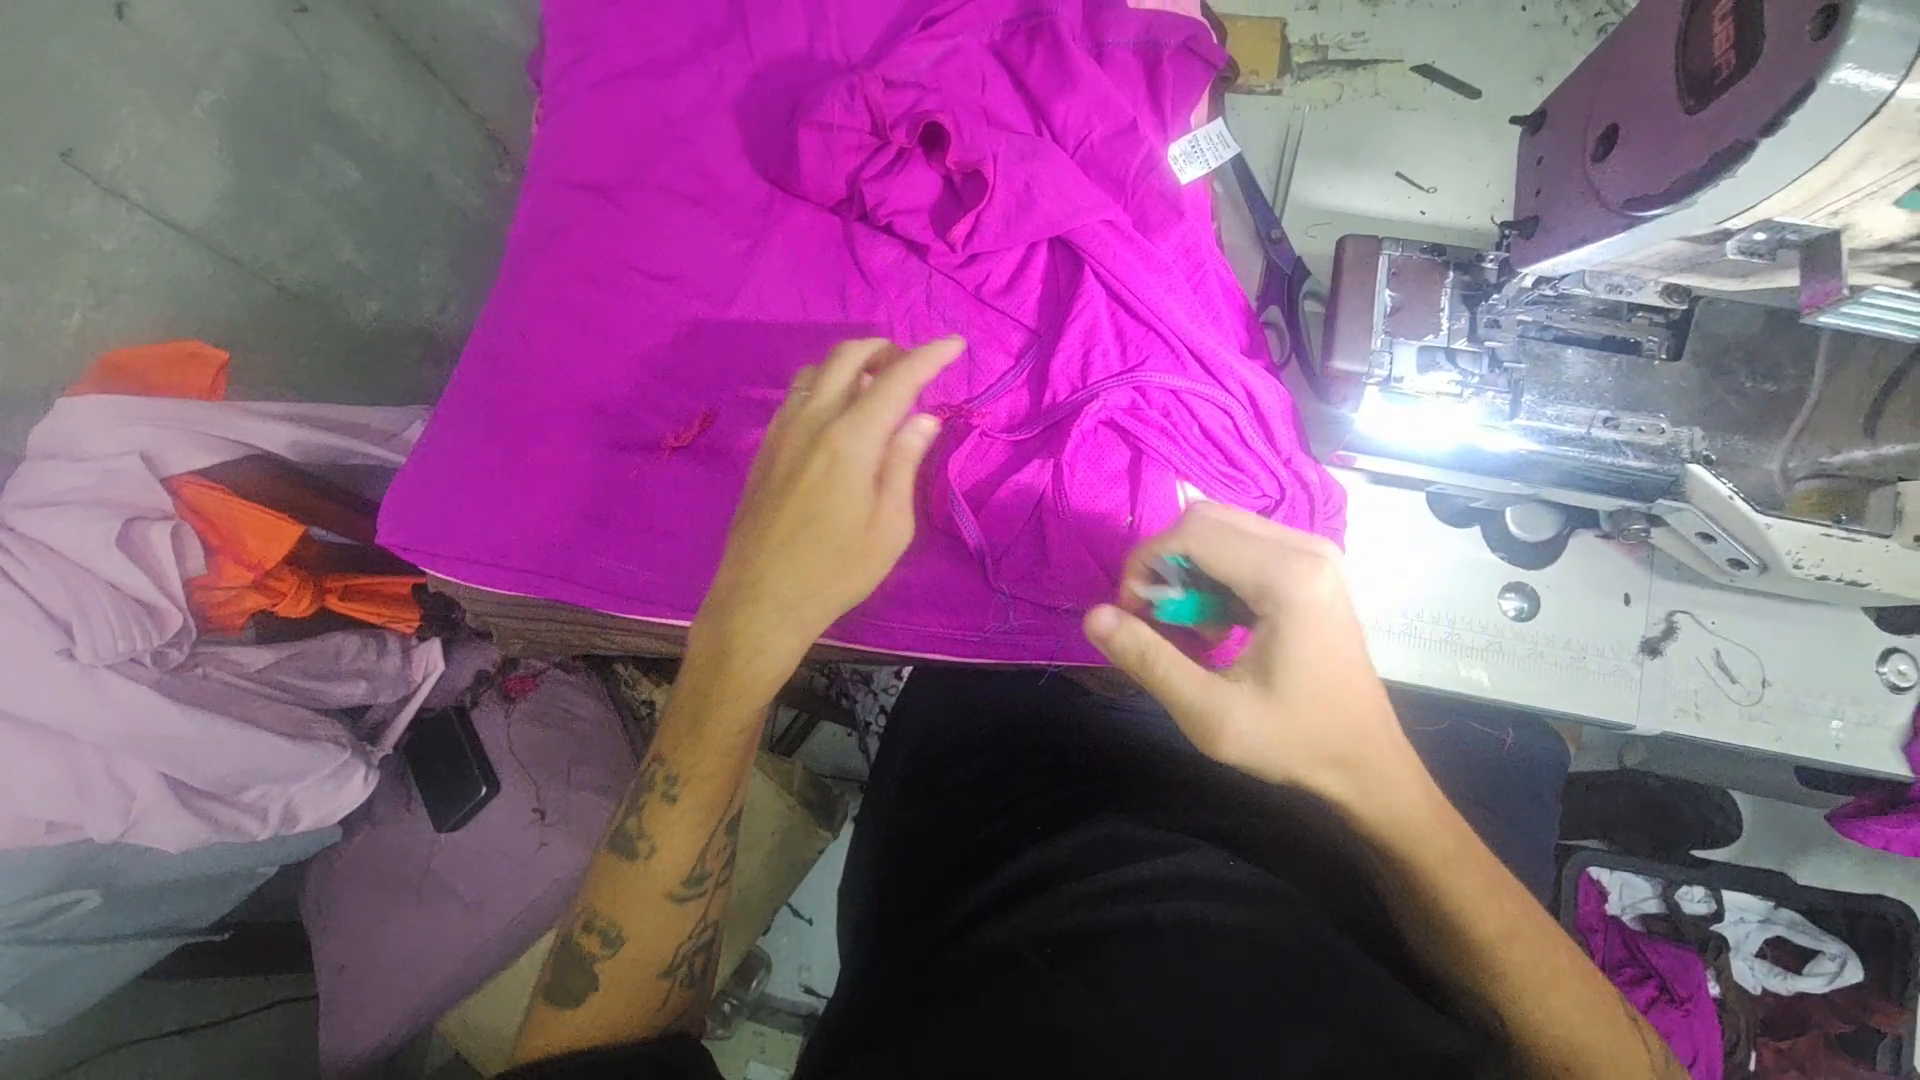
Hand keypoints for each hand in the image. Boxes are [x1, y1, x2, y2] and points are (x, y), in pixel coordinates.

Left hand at [694, 337, 963, 676]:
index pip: (897, 378)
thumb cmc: (837, 571)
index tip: (954, 344)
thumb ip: (904, 463)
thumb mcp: (889, 527)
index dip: (930, 356)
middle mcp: (812, 421)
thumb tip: (922, 418)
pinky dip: (826, 385)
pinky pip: (797, 395)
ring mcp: (782, 431)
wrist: (761, 598)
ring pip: (818, 370)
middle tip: (913, 369)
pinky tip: (839, 414)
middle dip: (887, 350)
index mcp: (851, 439)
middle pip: (849, 356)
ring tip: (878, 389)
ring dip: (853, 364)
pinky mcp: (766, 448)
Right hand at [1082, 502, 1422, 807]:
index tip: (1132, 618)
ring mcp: (1314, 553)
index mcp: (1289, 576)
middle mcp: (1307, 548)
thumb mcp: (1210, 714)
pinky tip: (1217, 624)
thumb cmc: (1294, 741)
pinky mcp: (1312, 566)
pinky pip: (1242, 545)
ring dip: (1187, 572)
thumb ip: (1148, 660)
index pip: (1191, 532)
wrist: (1366, 763)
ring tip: (1189, 631)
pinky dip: (1212, 576)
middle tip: (1155, 623)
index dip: (1146, 566)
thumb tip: (1093, 616)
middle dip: (1164, 566)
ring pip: (1220, 529)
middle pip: (1204, 521)